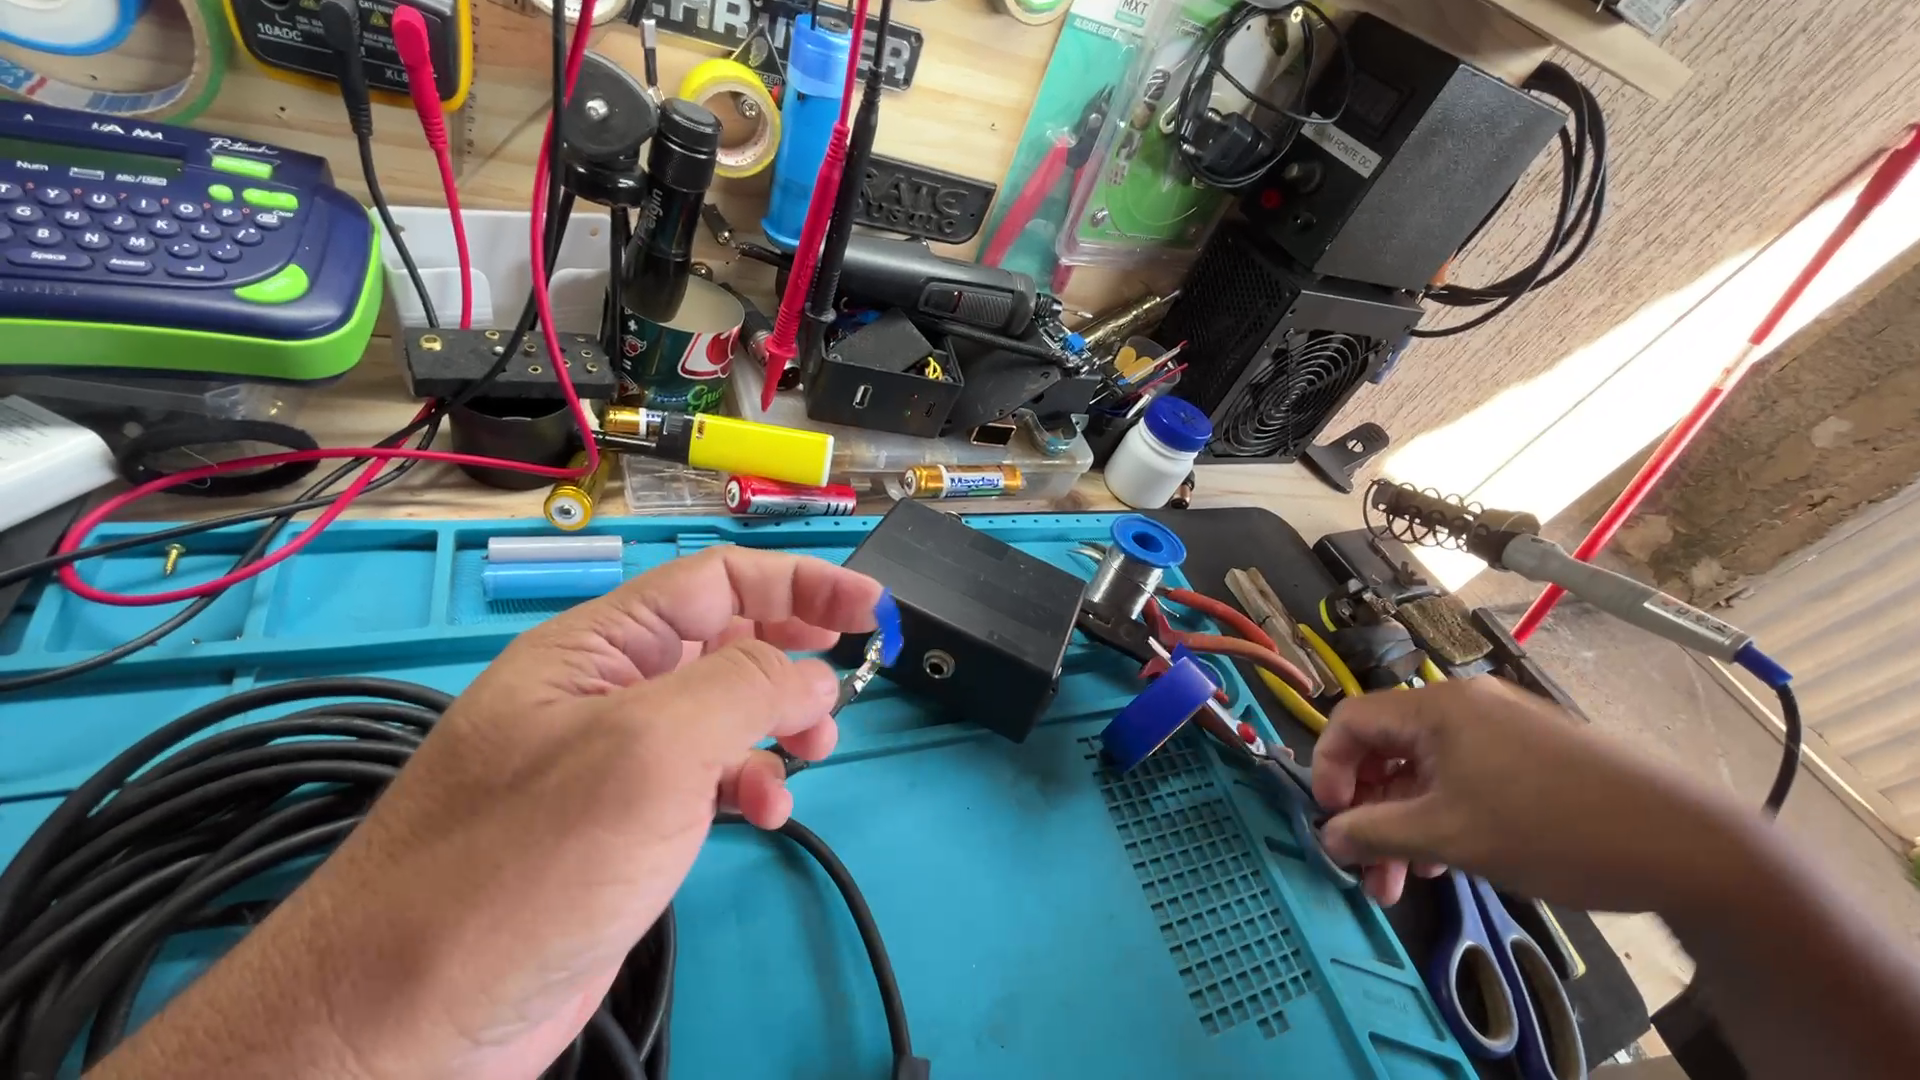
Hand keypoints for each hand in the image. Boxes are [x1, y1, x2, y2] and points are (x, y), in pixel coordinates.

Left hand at [99, 547, 880, 1079]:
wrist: (402, 1026)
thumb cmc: (525, 865)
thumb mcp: (646, 752)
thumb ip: (740, 688)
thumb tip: (813, 674)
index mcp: (597, 648)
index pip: (716, 581)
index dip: (799, 582)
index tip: (870, 607)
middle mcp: (608, 691)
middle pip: (726, 638)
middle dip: (794, 650)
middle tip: (850, 677)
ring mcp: (617, 761)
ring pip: (725, 710)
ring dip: (780, 720)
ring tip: (813, 750)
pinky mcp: (626, 825)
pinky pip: (709, 776)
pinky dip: (750, 782)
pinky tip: (766, 812)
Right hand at [1312, 676, 1744, 914]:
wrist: (1690, 848)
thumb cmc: (1553, 830)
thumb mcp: (1449, 836)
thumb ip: (1375, 833)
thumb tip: (1328, 836)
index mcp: (1435, 707)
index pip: (1349, 721)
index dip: (1327, 769)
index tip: (1332, 819)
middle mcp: (1462, 705)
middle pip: (1386, 748)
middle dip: (1369, 809)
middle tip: (1366, 866)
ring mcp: (1499, 727)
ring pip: (1424, 768)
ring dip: (1405, 820)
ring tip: (1407, 878)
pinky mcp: (1530, 752)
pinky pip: (1461, 774)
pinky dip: (1442, 812)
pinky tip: (1449, 856)